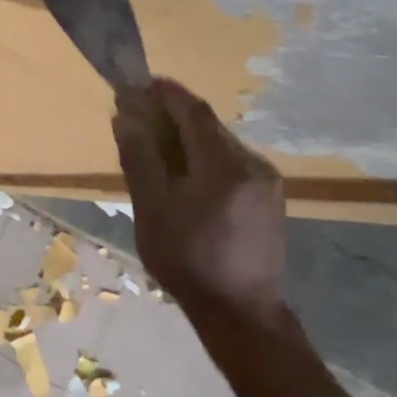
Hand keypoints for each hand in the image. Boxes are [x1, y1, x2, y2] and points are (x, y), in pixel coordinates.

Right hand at [114, 79, 286, 323]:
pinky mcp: (270, 198)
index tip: (137, 83)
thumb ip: (140, 158)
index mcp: (224, 165)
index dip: (165, 92)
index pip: (193, 111)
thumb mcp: (152, 209)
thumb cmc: (188, 261)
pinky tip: (183, 175)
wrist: (242, 313)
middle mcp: (252, 164)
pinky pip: (231, 163)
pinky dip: (204, 157)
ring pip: (220, 144)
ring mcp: (267, 181)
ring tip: (154, 147)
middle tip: (136, 116)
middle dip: (171, 115)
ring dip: (187, 137)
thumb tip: (125, 115)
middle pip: (207, 125)